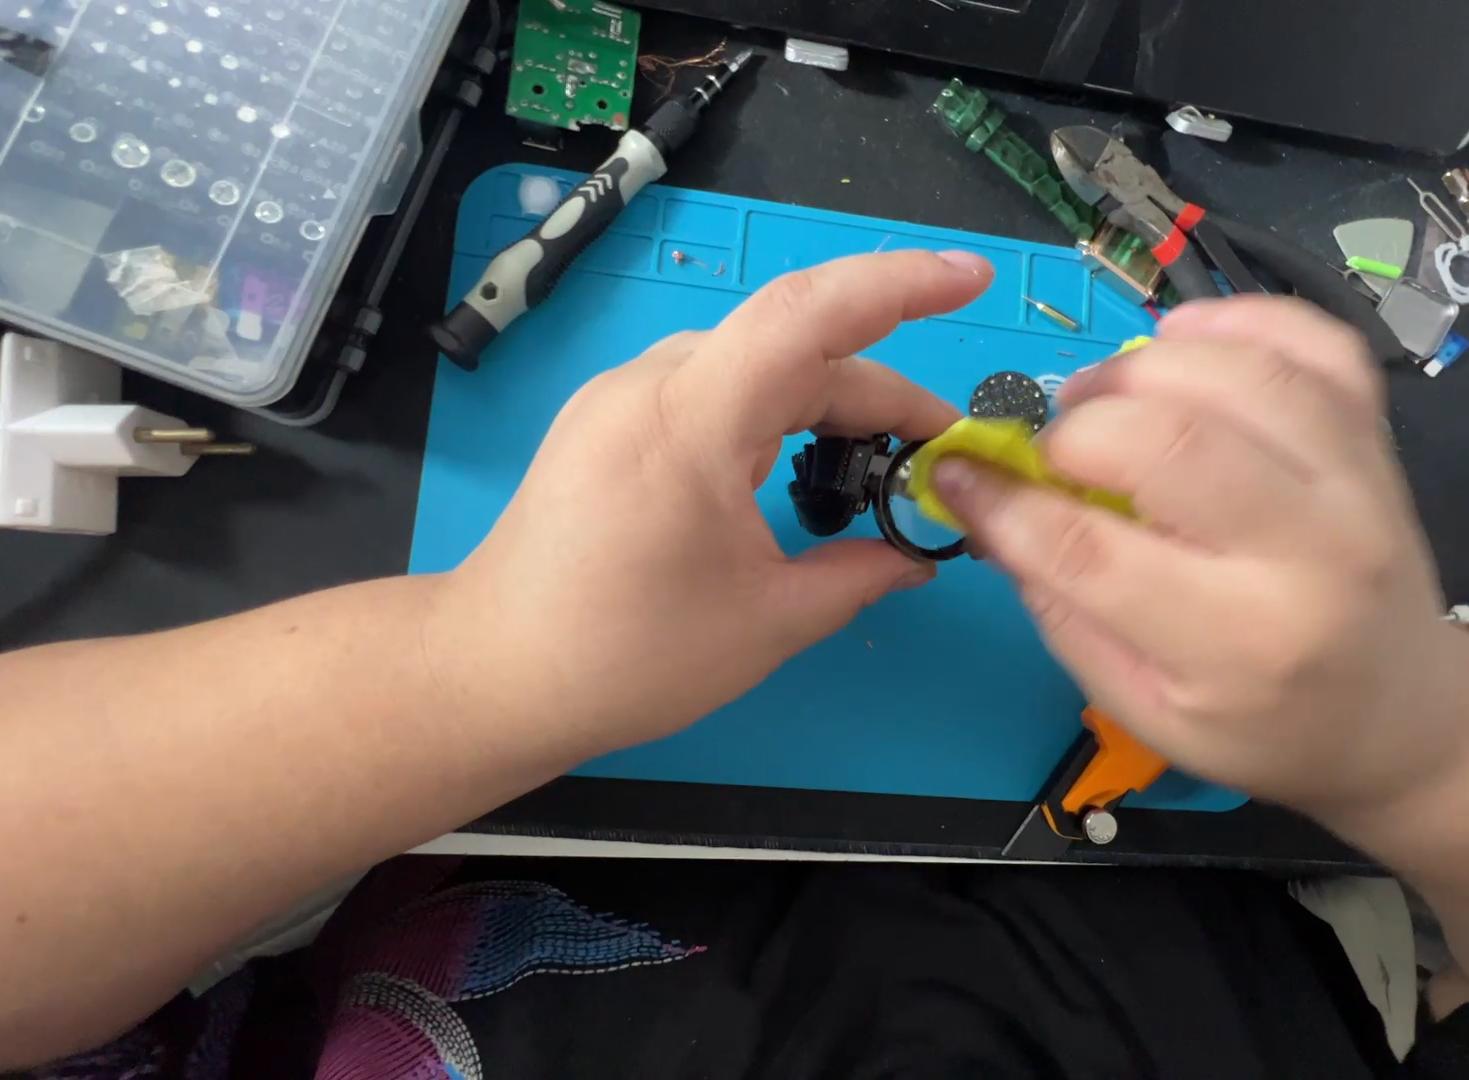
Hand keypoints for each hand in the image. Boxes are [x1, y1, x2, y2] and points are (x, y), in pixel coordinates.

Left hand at [421, 250, 993, 756]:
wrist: (497, 672)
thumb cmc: (629, 655)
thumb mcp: (767, 623)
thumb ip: (858, 578)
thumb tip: (915, 558)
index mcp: (690, 421)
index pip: (807, 315)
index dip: (899, 285)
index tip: (971, 279)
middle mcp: (653, 383)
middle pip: (792, 350)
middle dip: (878, 392)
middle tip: (937, 448)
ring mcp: (624, 396)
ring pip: (754, 369)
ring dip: (826, 405)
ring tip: (878, 460)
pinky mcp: (611, 420)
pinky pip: (714, 392)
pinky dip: (773, 416)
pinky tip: (796, 462)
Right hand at [932, 297, 1468, 814]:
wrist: (1399, 713)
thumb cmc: (1252, 723)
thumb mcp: (1133, 701)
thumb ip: (1055, 604)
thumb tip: (984, 508)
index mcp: (1232, 644)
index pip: (1087, 552)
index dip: (1001, 500)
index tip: (953, 471)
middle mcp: (1308, 555)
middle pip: (1167, 444)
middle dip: (1074, 431)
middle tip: (1047, 448)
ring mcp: (1357, 483)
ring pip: (1237, 373)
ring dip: (1137, 368)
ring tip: (1100, 399)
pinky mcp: (1378, 436)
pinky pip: (1309, 340)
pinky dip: (1229, 322)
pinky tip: (1177, 346)